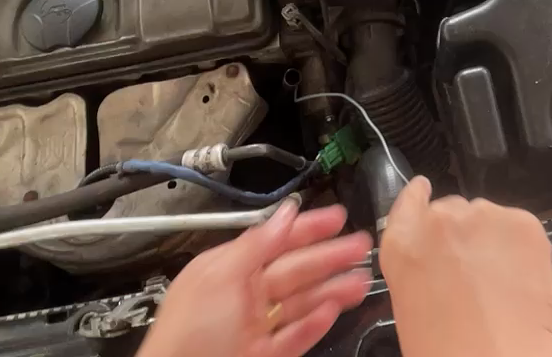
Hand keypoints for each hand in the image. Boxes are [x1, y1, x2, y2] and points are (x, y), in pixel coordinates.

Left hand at [138, 199, 373, 356]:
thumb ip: (256, 244)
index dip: (309, 227)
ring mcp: (254, 330)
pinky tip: (333, 311)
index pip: (276, 241)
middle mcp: (243, 296)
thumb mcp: (219, 278)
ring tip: (362, 281)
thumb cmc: (188, 334)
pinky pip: (294, 338)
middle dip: (330, 256)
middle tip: (363, 245)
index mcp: (229, 270)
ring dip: (332, 290)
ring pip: (301, 303)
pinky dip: (315, 325)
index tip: (339, 216)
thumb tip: (287, 212)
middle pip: (295, 270)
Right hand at [379, 177, 551, 356]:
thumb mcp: (410, 302)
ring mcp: (485, 215)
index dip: (421, 197)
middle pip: (453, 209)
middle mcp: (442, 217)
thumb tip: (435, 258)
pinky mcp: (523, 222)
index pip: (410, 197)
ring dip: (492, 241)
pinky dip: (520, 249)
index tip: (426, 195)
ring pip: (488, 218)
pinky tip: (519, 280)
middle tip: (471, 272)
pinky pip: (519, 228)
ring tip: (498, 284)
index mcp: (405, 239)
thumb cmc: (446, 349)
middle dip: (461, 233)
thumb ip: (420, 263)